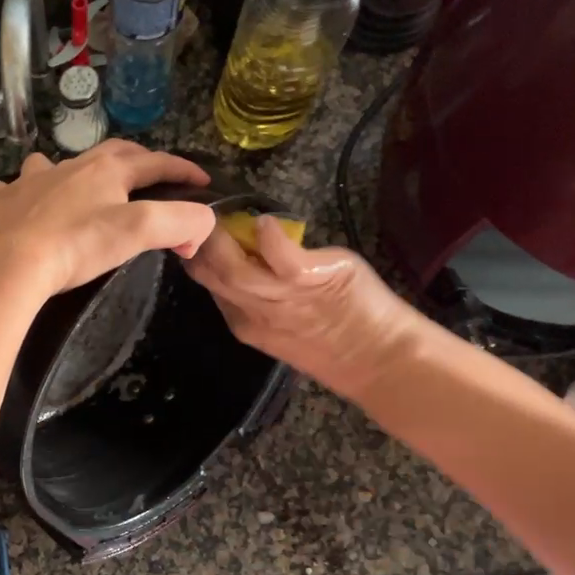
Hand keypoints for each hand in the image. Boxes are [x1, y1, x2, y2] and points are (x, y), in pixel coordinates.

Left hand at [0, 141, 216, 298]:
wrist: (17, 264)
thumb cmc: (80, 245)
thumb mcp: (140, 232)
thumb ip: (180, 222)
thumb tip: (201, 223)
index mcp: (109, 168)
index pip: (158, 162)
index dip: (185, 171)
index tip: (203, 183)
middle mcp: (72, 165)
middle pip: (113, 153)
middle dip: (138, 160)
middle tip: (152, 176)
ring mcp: (35, 180)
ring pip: (58, 163)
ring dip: (75, 168)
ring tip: (81, 181)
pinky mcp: (8, 203)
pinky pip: (13, 187)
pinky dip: (21, 189)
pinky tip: (19, 196)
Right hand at [184, 215, 430, 400]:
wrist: (377, 357)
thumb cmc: (333, 342)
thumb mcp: (277, 327)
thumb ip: (255, 298)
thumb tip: (245, 260)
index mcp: (241, 321)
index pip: (207, 283)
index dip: (198, 256)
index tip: (198, 234)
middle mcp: (252, 310)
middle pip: (210, 275)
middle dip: (199, 244)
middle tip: (200, 217)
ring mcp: (279, 297)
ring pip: (233, 268)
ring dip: (222, 238)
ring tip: (223, 217)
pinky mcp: (309, 280)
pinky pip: (280, 255)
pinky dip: (269, 237)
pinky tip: (265, 223)